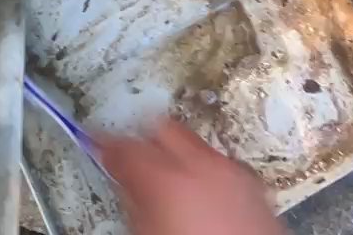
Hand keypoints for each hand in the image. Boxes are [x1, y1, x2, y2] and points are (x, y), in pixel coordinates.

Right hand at [97, 118, 286, 234]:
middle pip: (162, 128)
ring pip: (193, 141)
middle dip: (144, 137)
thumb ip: (134, 201)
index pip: (124, 146)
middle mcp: (200, 164)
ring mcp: (231, 170)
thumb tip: (126, 184)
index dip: (107, 145)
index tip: (98, 146)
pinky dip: (205, 169)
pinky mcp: (254, 184)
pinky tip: (201, 193)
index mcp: (167, 178)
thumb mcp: (147, 232)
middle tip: (132, 157)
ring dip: (176, 152)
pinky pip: (220, 162)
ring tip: (168, 178)